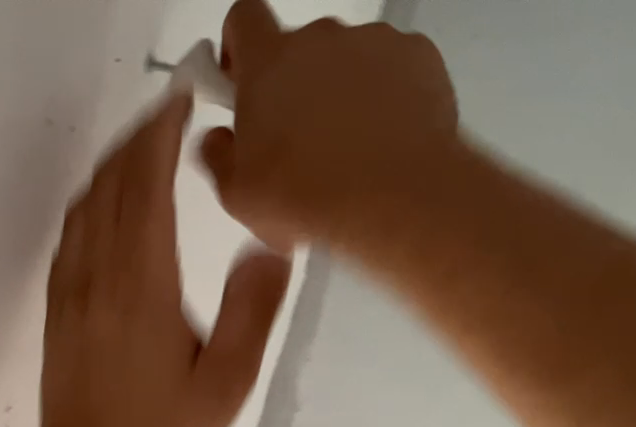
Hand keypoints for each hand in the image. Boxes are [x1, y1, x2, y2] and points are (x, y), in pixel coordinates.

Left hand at [34, 93, 291, 426]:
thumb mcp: (226, 382)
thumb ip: (252, 312)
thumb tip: (269, 249)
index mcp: (142, 283)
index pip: (145, 183)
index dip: (160, 133)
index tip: (179, 101)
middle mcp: (97, 274)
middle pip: (109, 183)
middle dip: (137, 139)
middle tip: (168, 115)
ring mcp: (70, 291)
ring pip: (84, 206)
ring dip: (111, 168)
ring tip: (142, 152)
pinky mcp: (57, 310)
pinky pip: (69, 236)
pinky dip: (90, 204)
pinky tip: (106, 210)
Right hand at [200, 0, 460, 247]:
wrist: (395, 199)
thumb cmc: (307, 196)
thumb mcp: (236, 194)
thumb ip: (217, 155)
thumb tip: (217, 139)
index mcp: (267, 63)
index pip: (243, 18)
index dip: (238, 46)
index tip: (240, 80)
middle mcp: (320, 38)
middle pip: (296, 48)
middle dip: (291, 85)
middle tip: (291, 140)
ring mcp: (373, 42)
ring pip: (344, 60)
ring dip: (337, 93)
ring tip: (342, 151)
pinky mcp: (418, 57)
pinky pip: (390, 70)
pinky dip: (382, 97)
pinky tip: (379, 142)